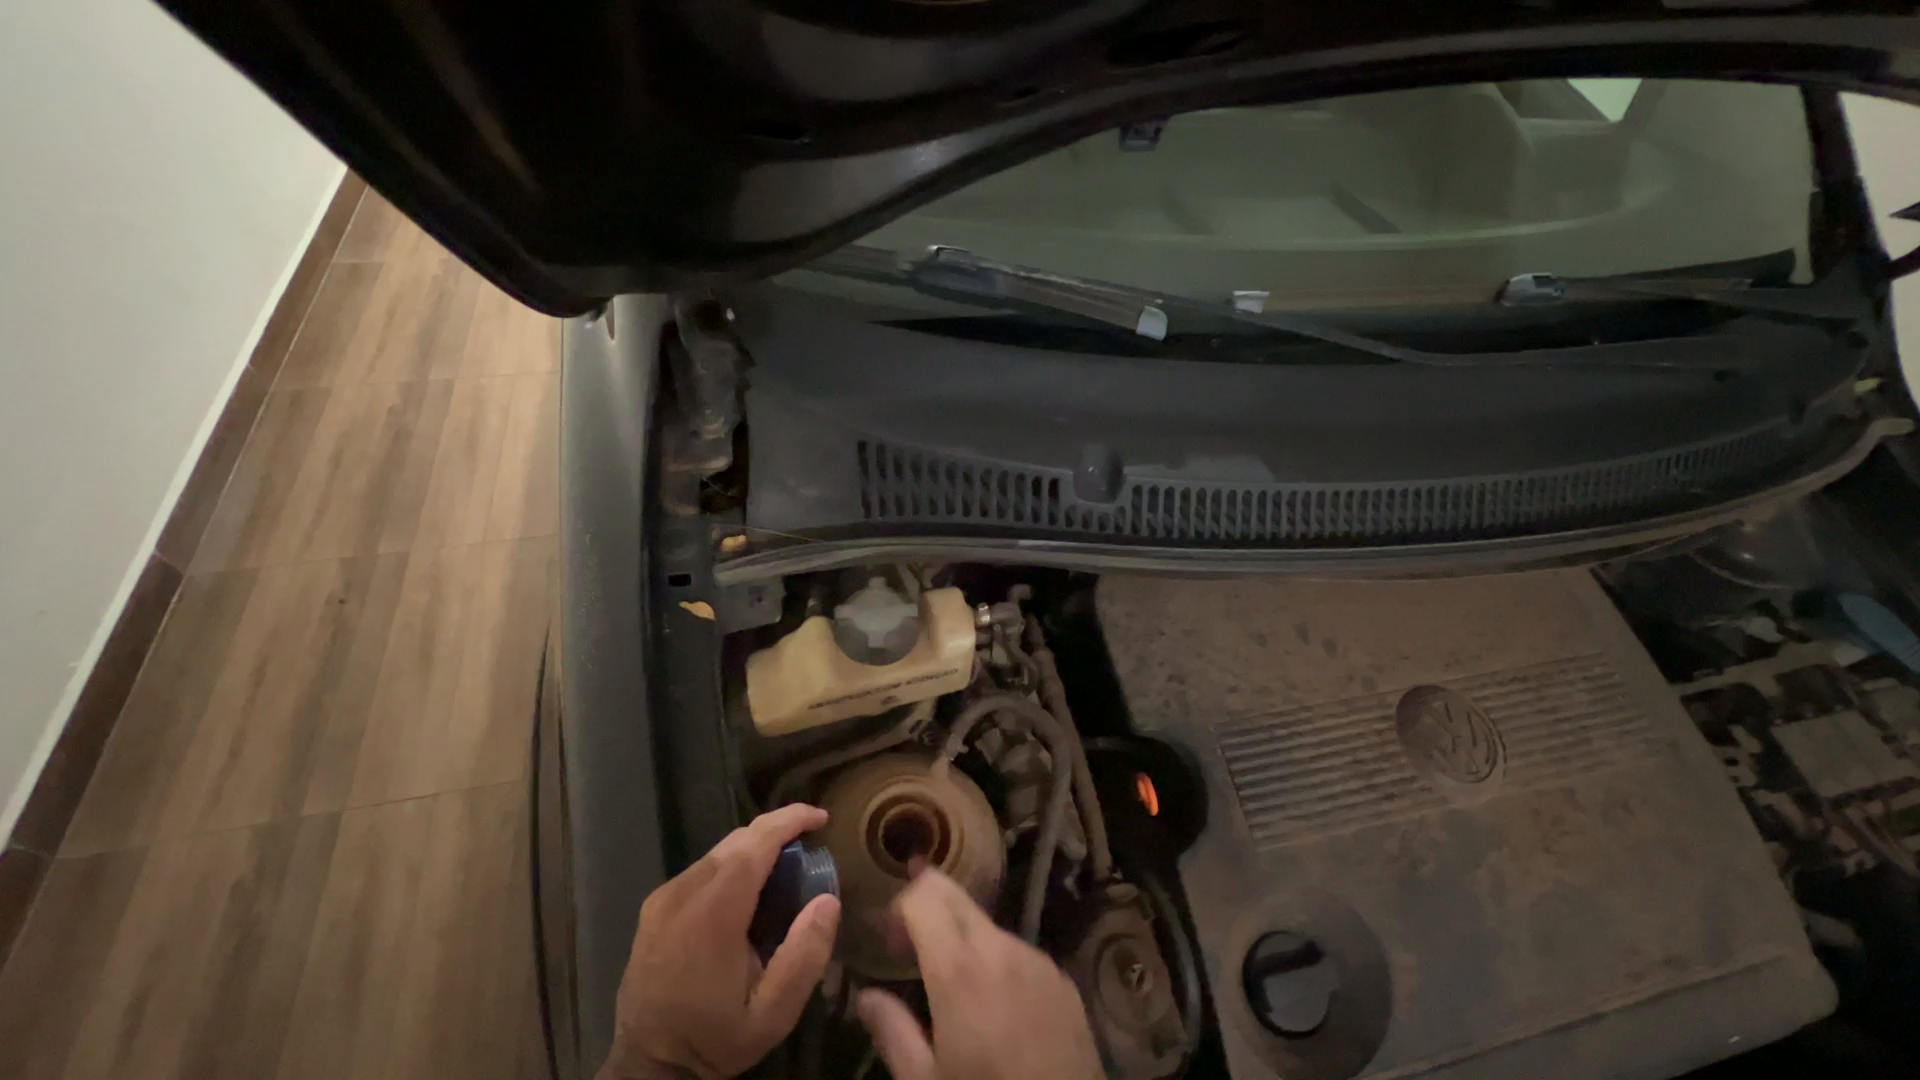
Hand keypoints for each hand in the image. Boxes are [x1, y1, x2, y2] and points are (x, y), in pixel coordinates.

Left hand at [599, 804, 841, 1079]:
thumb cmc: (714, 1038)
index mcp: (712, 914)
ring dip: (754, 849)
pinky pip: (701, 868)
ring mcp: (663, 898)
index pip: (754, 843)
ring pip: (718, 851)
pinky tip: (749, 891)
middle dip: (777, 832)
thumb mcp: (773, 1014)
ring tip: (785, 870)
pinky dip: (732, 865)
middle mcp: (682, 893)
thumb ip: (804, 955)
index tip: (821, 817)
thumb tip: (827, 899)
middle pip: (736, 840)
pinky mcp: (654, 907)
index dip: (789, 820)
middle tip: (811, 848)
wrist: (647, 1065)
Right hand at [856, 868, 1102, 1079]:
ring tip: (954, 994)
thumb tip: (866, 997)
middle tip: (910, 956)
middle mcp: (1001, 948)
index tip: (891, 945)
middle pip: (956, 897)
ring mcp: (1037, 959)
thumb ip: (892, 1030)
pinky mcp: (1062, 978)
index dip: (900, 908)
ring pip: (987, 926)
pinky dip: (996, 964)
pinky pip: (1018, 952)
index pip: (924, 894)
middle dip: (927, 912)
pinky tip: (996, 1012)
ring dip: (962, 942)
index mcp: (960, 969)